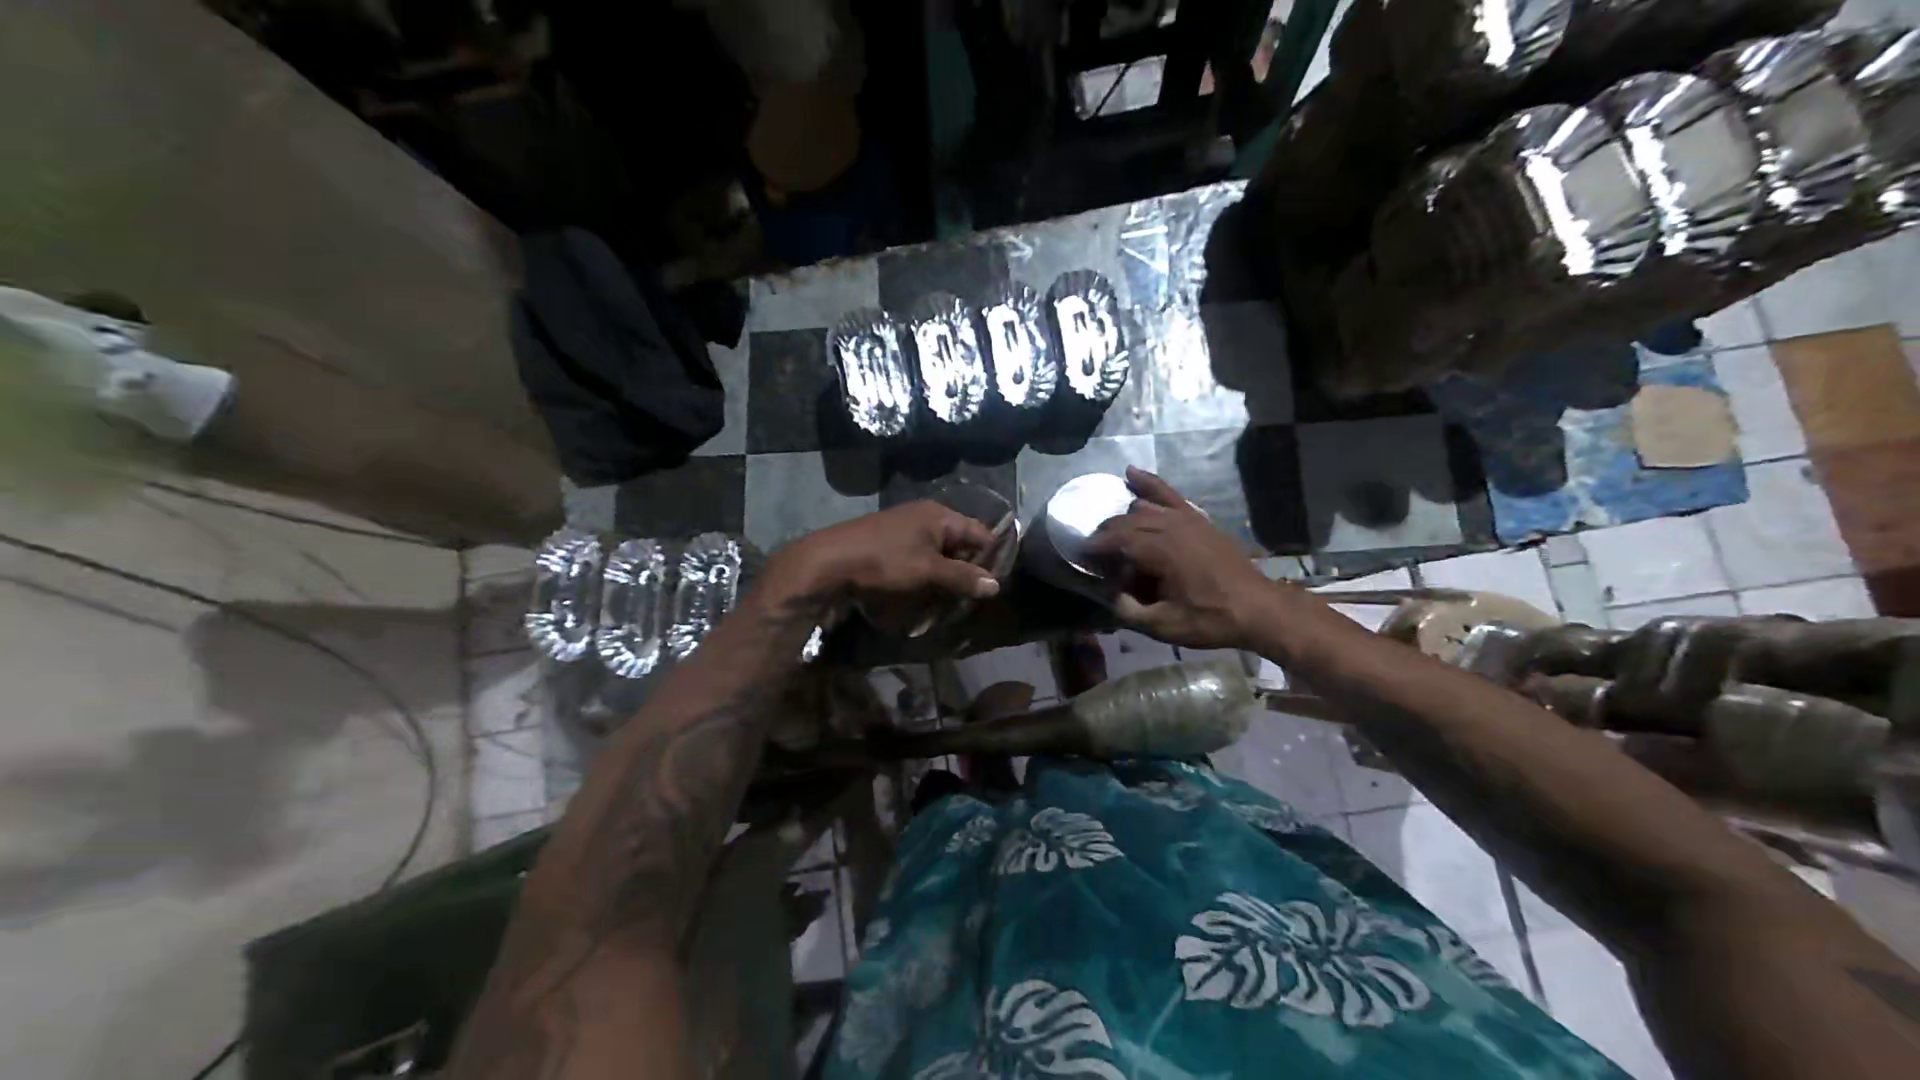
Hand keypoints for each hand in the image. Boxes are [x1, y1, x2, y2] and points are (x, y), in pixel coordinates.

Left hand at [769, 500, 999, 603]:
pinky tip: (924, 594)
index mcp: (940, 515)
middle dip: (967, 571)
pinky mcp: (889, 543)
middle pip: (960, 544)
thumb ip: (963, 577)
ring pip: (939, 554)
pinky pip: (919, 558)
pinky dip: (926, 575)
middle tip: (972, 598)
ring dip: (945, 577)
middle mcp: (925, 516)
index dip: (992, 558)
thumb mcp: (928, 571)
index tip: (996, 585)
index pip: (980, 533)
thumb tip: (996, 585)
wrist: (829, 561)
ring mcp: (905, 529)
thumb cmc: (884, 561)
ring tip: (948, 601)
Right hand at [1087, 467, 1277, 648]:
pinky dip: (1148, 484)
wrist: (1258, 608)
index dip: (1096, 548)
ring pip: (1143, 507)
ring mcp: (1186, 518)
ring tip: (1111, 531)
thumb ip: (1130, 611)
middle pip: (1126, 521)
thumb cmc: (1211, 618)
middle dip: (1106, 534)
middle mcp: (1170, 527)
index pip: (1116, 541)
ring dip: (1123, 517)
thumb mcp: (1165, 625)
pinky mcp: (1198, 519)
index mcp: (1161, 551)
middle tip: (1094, 550)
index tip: (1081, 556)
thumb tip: (1112, 595)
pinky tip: (1131, 473)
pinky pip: (1169, 495)